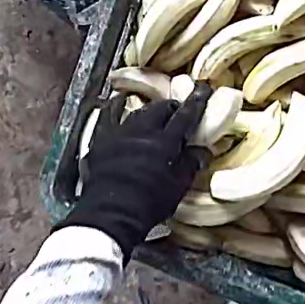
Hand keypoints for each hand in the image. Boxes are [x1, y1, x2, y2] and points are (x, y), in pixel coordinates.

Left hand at [62, 87, 209, 256]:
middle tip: (176, 113)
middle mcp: (144, 130)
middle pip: (161, 109)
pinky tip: (117, 102)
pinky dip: (114, 107)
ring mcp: (121, 133)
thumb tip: (203, 151)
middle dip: (171, 108)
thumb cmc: (150, 203)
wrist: (112, 214)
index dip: (196, 101)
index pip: (186, 115)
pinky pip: (108, 116)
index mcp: (166, 141)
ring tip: (154, 115)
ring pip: (139, 112)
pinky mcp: (101, 139)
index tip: (202, 90)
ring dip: (149, 111)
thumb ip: (191, 164)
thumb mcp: (178, 187)